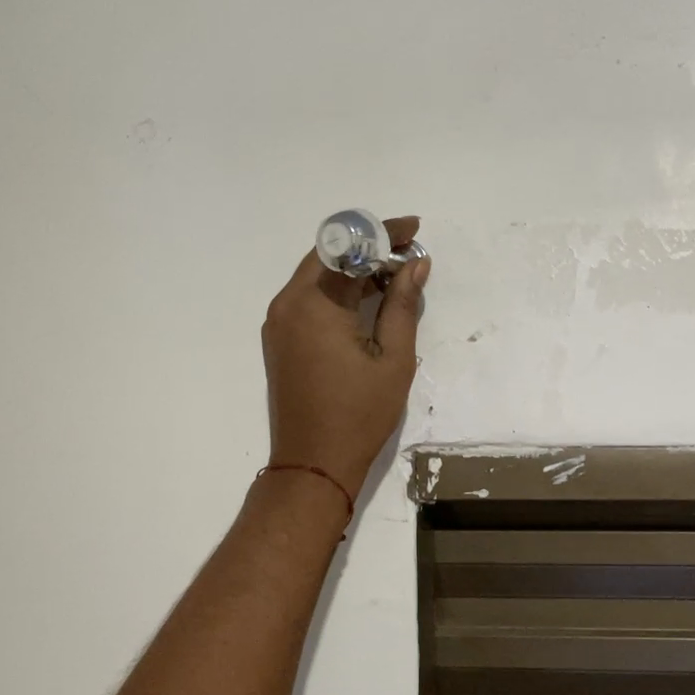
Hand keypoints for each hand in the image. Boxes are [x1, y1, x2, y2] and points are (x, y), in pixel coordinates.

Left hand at [262, 215, 429, 498]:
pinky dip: (337, 294)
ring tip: (394, 279)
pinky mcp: (279, 341)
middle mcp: (287, 304)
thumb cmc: (360, 415)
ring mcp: (278, 324)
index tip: (415, 230)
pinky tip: (366, 304)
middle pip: (329, 257)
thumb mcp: (394, 359)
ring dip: (353, 272)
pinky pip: (308, 301)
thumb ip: (403, 305)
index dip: (383, 233)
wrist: (314, 464)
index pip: (348, 247)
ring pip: (317, 278)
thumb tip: (415, 265)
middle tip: (408, 255)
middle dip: (369, 250)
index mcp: (314, 304)